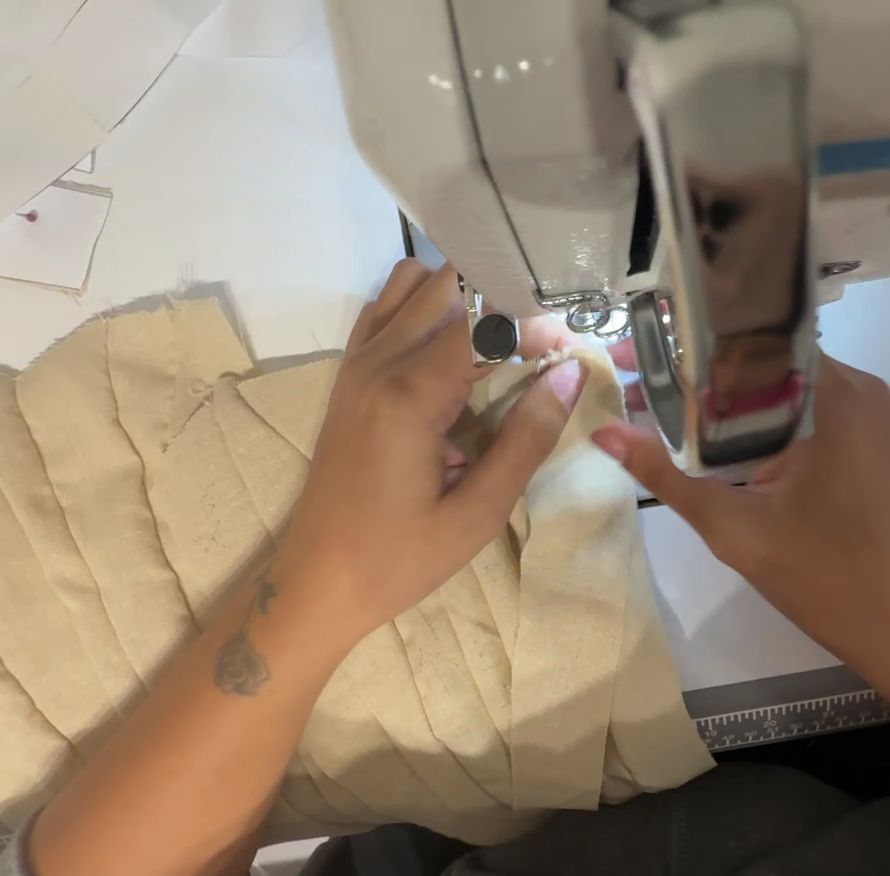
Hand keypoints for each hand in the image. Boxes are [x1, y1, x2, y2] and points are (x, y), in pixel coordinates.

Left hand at [277, 260, 584, 656]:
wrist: (319, 579)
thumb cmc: (400, 558)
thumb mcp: (477, 514)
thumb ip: (526, 440)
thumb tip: (569, 375)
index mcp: (407, 397)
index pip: (483, 322)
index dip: (536, 327)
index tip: (570, 354)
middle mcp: (377, 363)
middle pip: (448, 284)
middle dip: (505, 300)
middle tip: (543, 344)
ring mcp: (356, 363)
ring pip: (414, 282)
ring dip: (464, 296)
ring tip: (501, 343)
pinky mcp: (349, 374)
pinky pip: (386, 308)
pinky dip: (427, 308)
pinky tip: (454, 350)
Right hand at [590, 354, 889, 694]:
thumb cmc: (820, 577)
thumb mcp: (732, 525)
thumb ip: (666, 474)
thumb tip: (605, 433)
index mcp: (830, 394)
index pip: (743, 343)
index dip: (680, 345)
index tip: (630, 357)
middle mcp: (853, 387)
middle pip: (759, 361)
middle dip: (694, 371)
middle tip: (635, 382)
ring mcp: (863, 413)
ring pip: (776, 386)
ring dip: (720, 397)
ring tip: (658, 406)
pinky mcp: (861, 438)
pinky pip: (797, 411)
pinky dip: (752, 419)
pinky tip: (710, 437)